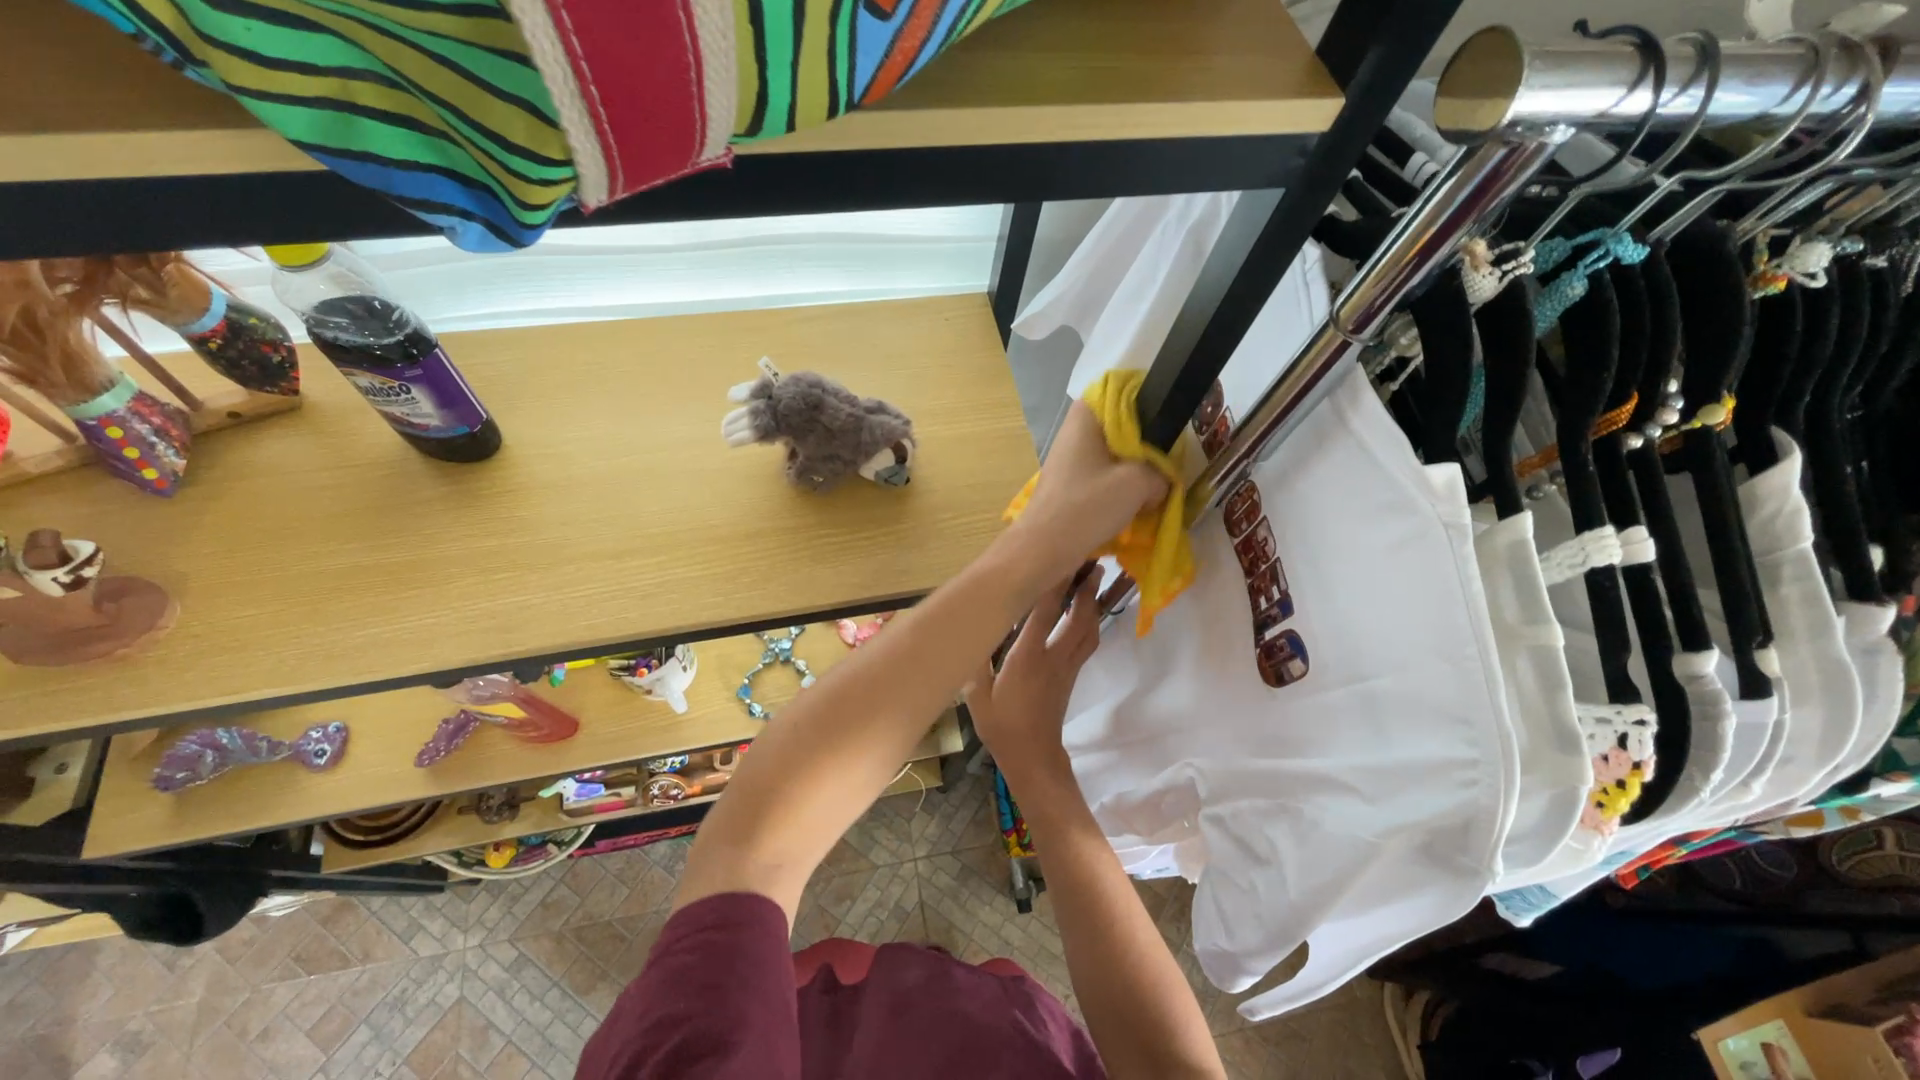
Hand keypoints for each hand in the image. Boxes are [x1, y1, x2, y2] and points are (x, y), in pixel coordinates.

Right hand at [966, 570, 1101, 777]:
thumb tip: (971, 630)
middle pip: (1079, 617)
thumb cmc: (1002, 726)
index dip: (1055, 584)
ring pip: (1090, 629)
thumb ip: (976, 660)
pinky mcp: (1073, 675)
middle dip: (1087, 588)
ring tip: (1096, 580)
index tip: (1061, 559)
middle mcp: (1053, 657)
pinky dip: (1092, 623)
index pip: (1045, 613)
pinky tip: (1090, 613)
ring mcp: (1068, 666)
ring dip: (1095, 603)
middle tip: (1093, 562)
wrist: (1033, 757)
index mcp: (1027, 658)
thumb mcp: (976, 695)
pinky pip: (1088, 642)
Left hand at [1013, 402, 1168, 577]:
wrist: (1043, 549)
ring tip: (1156, 489)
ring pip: (1115, 455)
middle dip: (1147, 445)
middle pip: (1123, 426)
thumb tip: (1160, 480)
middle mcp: (1075, 430)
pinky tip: (1136, 506)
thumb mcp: (1137, 483)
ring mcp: (1071, 458)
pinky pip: (1104, 476)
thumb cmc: (1087, 506)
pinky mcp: (1071, 483)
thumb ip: (1159, 472)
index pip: (1124, 391)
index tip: (1169, 427)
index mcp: (1086, 416)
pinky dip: (1121, 488)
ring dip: (1136, 472)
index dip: (1150, 405)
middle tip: (1168, 464)